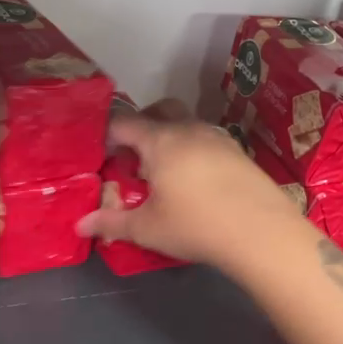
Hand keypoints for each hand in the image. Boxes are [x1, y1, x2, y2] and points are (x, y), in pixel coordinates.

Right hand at [75, 101, 305, 271]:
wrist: (262, 233)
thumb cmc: (196, 226)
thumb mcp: (147, 229)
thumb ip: (112, 222)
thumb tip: (80, 225)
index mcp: (160, 141)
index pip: (124, 122)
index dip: (107, 134)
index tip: (101, 153)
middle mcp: (188, 129)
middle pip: (159, 110)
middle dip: (141, 126)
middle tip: (132, 156)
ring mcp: (217, 137)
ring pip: (185, 124)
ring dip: (169, 138)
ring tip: (163, 172)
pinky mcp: (238, 152)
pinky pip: (206, 140)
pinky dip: (192, 150)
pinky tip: (194, 181)